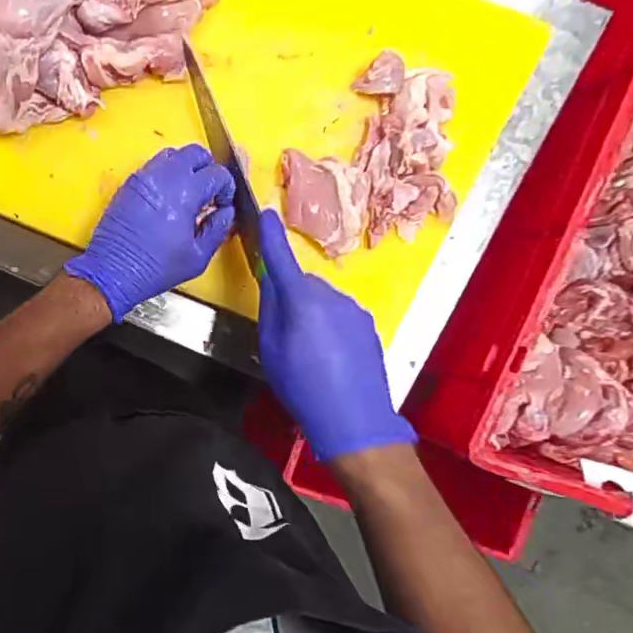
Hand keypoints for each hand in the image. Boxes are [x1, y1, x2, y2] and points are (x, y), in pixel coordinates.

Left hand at [64, 144, 234, 319]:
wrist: (112, 273)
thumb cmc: (155, 268)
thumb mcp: (197, 257)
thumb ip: (217, 230)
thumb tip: (226, 213)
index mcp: (185, 192)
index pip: (217, 173)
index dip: (226, 189)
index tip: (222, 205)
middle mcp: (164, 177)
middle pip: (195, 153)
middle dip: (208, 170)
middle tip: (208, 194)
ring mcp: (143, 178)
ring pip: (172, 156)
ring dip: (185, 169)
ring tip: (187, 195)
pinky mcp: (128, 186)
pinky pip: (152, 168)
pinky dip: (165, 176)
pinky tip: (166, 200)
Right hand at [257, 210, 415, 457]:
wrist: (354, 417)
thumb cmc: (301, 385)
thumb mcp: (271, 349)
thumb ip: (270, 311)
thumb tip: (272, 284)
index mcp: (303, 300)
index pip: (281, 261)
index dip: (271, 238)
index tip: (265, 214)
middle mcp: (332, 296)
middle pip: (302, 285)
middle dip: (289, 298)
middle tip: (279, 333)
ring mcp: (354, 310)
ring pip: (321, 301)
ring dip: (309, 315)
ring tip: (304, 353)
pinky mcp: (367, 326)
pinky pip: (339, 316)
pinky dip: (326, 327)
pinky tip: (324, 357)